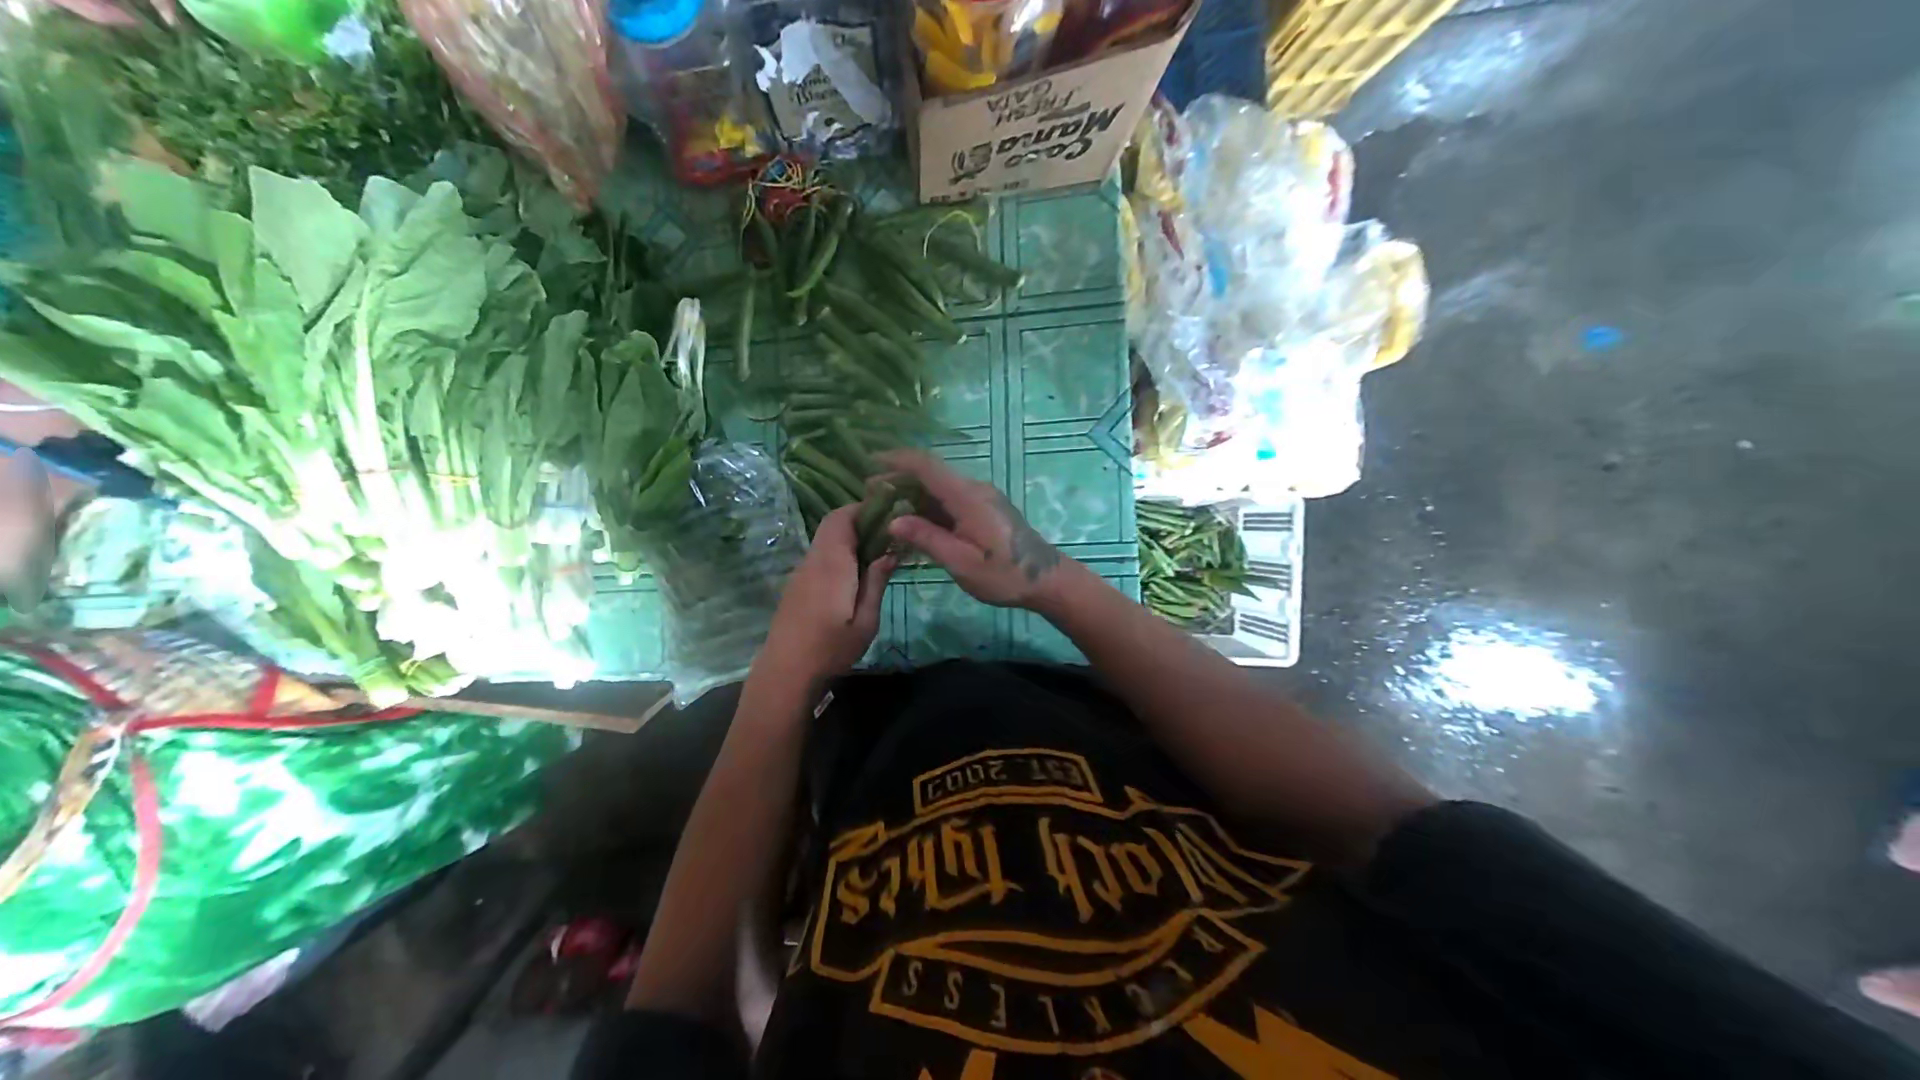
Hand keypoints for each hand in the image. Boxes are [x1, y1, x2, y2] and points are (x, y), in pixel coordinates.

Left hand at [761, 504, 896, 683]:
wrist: (785, 674)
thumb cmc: (830, 650)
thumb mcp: (866, 622)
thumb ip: (877, 583)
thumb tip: (890, 553)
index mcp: (832, 564)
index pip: (842, 517)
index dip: (865, 508)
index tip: (891, 513)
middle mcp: (813, 560)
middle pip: (833, 524)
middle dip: (861, 521)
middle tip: (889, 534)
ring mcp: (801, 572)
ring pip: (826, 539)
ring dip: (850, 538)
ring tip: (878, 554)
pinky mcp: (797, 585)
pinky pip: (820, 556)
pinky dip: (839, 553)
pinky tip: (855, 574)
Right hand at [878, 449, 1070, 608]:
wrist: (1046, 580)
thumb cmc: (1005, 575)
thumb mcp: (961, 562)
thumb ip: (927, 538)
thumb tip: (892, 521)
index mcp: (967, 496)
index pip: (926, 466)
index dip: (896, 460)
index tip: (870, 462)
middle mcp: (973, 489)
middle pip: (929, 474)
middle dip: (897, 481)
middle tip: (868, 496)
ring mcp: (979, 498)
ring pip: (937, 488)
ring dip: (910, 495)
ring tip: (882, 510)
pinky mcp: (982, 510)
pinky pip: (948, 501)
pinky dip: (926, 507)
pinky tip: (910, 522)